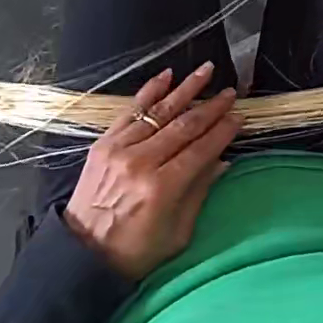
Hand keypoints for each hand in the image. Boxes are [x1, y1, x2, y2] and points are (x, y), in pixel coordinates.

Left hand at [63, 63, 240, 279]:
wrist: (83, 250)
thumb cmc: (135, 251)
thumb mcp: (177, 234)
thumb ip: (198, 193)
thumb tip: (221, 161)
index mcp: (161, 188)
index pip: (200, 150)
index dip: (222, 132)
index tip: (239, 116)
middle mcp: (140, 161)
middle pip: (183, 126)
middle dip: (210, 107)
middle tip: (229, 91)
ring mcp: (119, 148)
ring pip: (158, 111)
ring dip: (184, 89)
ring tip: (205, 71)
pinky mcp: (104, 142)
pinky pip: (130, 111)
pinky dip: (149, 91)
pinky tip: (165, 76)